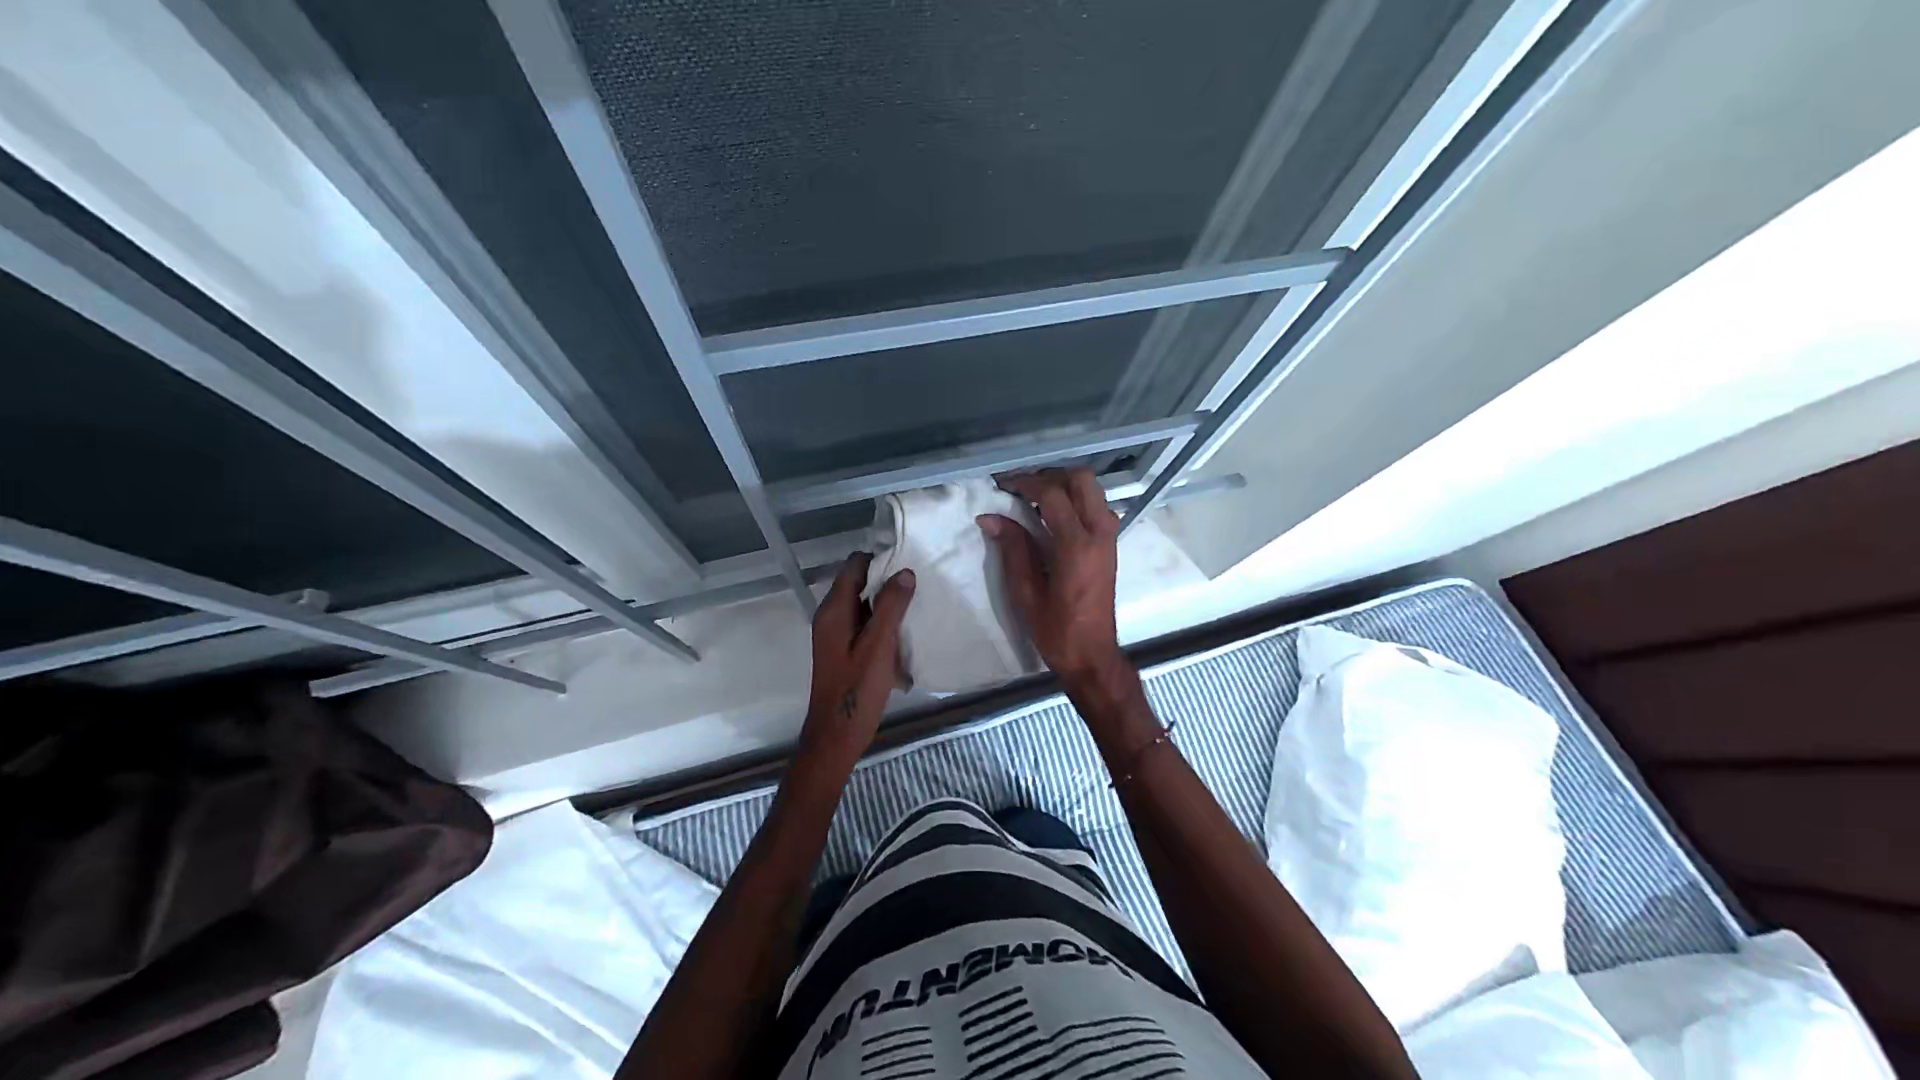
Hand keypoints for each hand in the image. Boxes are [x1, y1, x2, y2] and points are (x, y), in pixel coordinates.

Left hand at [798, 553, 915, 771]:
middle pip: (859, 583)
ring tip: (918, 605)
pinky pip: (865, 625)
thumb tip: (905, 572)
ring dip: (888, 604)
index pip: (854, 566)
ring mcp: (836, 634)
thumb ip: (891, 607)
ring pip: (864, 605)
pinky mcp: (844, 650)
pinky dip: (882, 623)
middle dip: (888, 581)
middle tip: (920, 585)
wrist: (837, 735)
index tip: (910, 563)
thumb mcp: (878, 645)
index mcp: (834, 610)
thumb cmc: (857, 689)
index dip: (881, 560)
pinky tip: (905, 633)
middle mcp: (830, 616)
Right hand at [979, 467, 1125, 685]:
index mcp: (1077, 546)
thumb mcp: (1025, 593)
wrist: (1092, 655)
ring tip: (1034, 499)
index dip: (1026, 483)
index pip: (1053, 494)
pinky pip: (1096, 506)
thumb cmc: (1056, 631)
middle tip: (1022, 488)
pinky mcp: (1111, 545)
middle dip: (1050, 476)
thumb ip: (1012, 549)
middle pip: (1081, 479)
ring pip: (1092, 490)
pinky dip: (1076, 500)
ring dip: (1064, 486)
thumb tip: (990, 517)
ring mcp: (1109, 538)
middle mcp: (1099, 534)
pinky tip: (1052, 517)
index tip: (1003, 485)